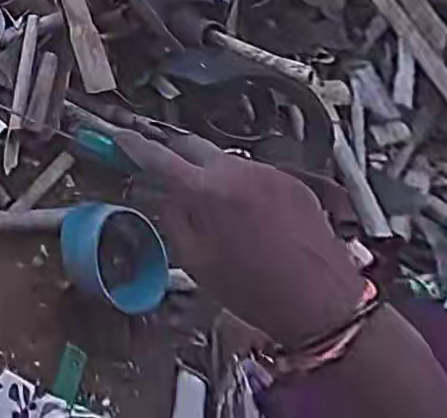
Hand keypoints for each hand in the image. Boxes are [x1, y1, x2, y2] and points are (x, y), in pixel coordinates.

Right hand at [114, 128, 367, 346]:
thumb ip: (170, 216)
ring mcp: (265, 171)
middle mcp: (234, 171)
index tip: (119, 137)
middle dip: (170, 150)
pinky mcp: (289, 178)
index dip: (131, 144)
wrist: (326, 308)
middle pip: (187, 142)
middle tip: (160, 162)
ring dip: (206, 168)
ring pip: (220, 157)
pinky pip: (251, 169)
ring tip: (210, 198)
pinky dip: (238, 181)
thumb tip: (156, 193)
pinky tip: (243, 208)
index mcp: (206, 191)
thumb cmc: (256, 292)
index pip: (156, 155)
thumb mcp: (195, 260)